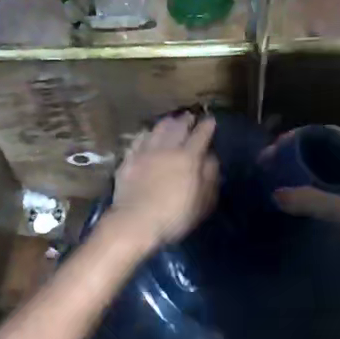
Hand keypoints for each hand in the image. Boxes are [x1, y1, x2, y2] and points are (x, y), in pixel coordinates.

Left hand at [101, 113, 218, 252]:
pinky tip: (147, 135)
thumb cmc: (174, 217)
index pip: (201, 135)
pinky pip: (138, 140)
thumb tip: (210, 158)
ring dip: (166, 123)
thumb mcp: (202, 202)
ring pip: (157, 130)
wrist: (135, 222)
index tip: (211, 120)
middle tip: (190, 116)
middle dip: (186, 120)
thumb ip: (210, 178)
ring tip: (171, 120)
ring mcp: (144, 152)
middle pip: (177, 127)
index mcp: (188, 157)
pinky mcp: (128, 160)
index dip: (207, 126)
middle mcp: (166, 149)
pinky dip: (146, 134)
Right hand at [271, 126, 339, 263]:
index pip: (333, 135)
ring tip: (274, 181)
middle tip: (269, 164)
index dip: (305, 135)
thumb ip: (313, 201)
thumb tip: (275, 193)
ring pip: (324, 175)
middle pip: (325, 153)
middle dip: (297, 155)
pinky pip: (325, 195)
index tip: (277, 144)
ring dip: (300, 175)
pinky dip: (307, 194)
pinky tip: (290, 203)